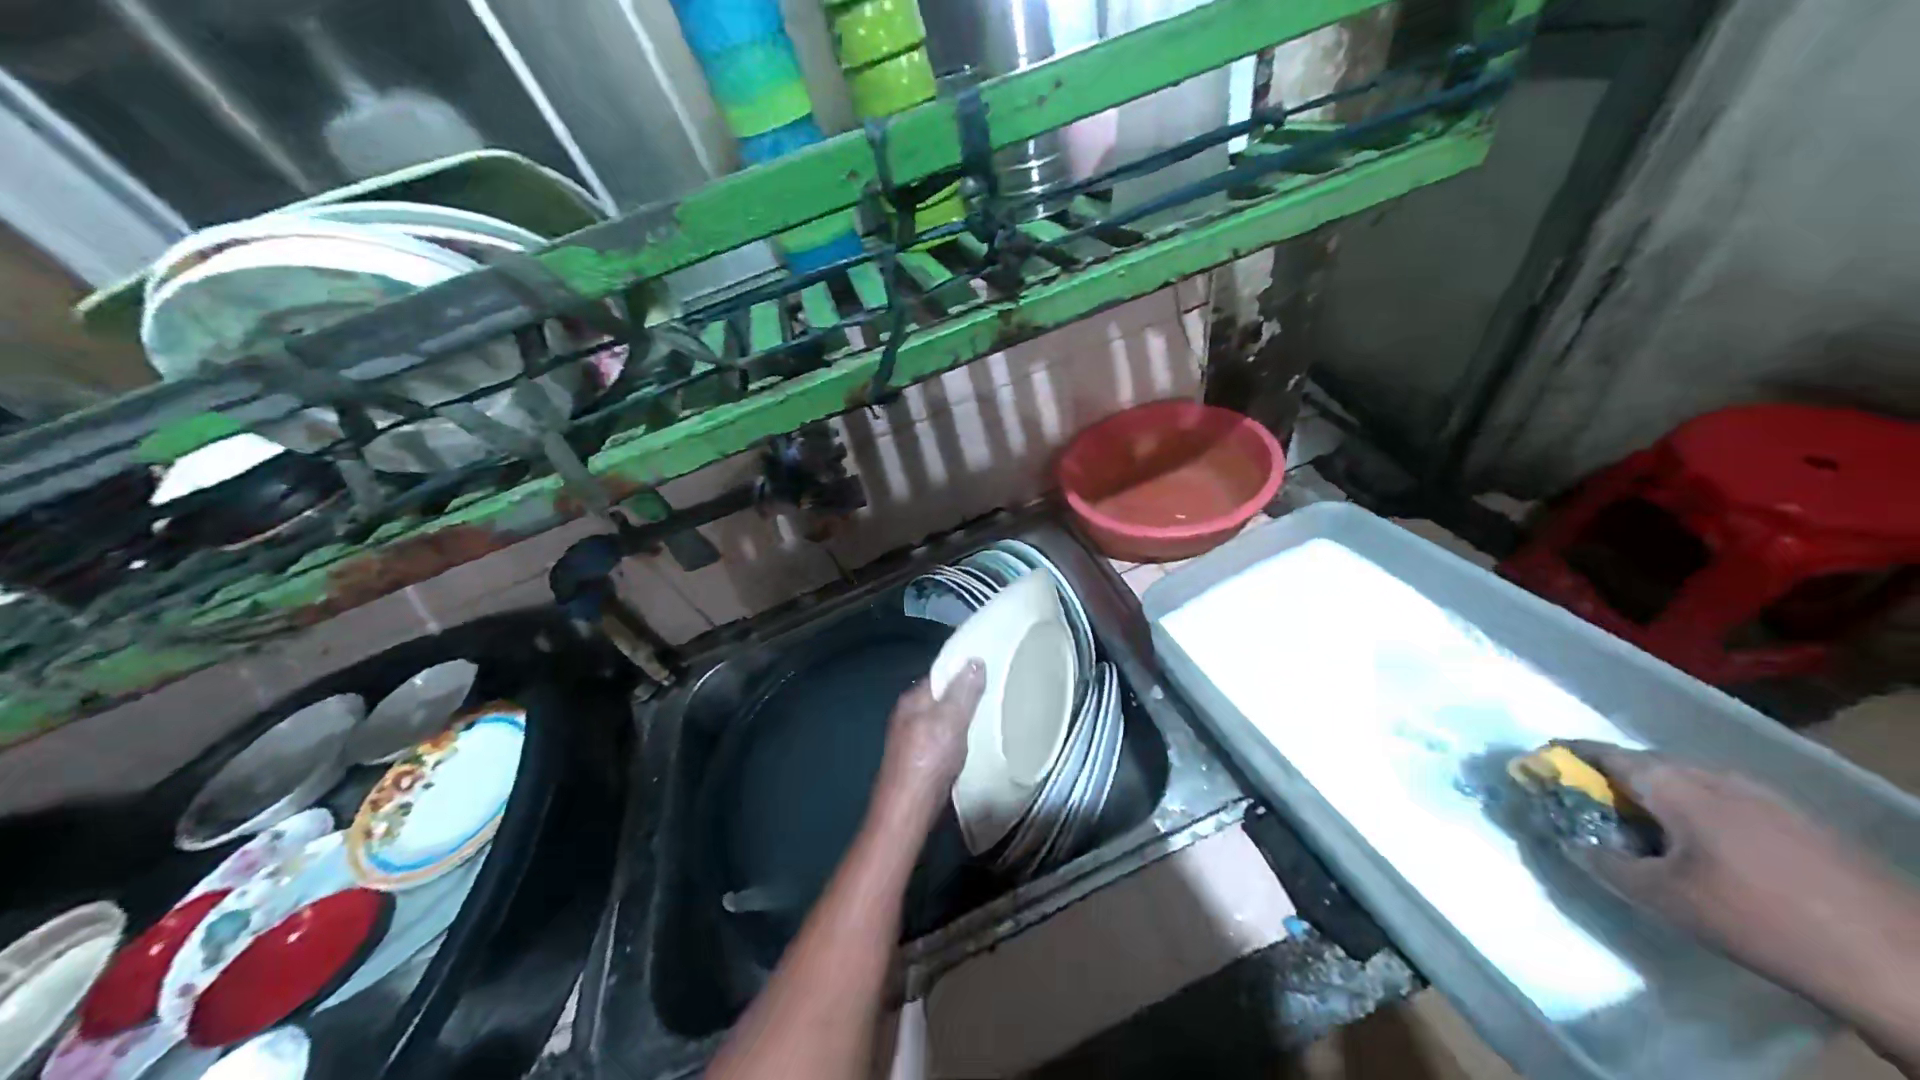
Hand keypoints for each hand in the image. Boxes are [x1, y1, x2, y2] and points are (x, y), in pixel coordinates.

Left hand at [871, 661, 986, 827]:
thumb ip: (963, 691)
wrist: (908, 808)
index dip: (961, 671)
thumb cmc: (929, 758)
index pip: (939, 675)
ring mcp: (910, 739)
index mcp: (912, 699)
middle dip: (963, 696)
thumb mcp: (951, 719)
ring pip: (941, 720)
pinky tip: (971, 744)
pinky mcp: (918, 760)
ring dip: (960, 719)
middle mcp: (907, 715)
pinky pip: (941, 740)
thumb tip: (975, 661)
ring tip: (987, 717)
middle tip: (992, 694)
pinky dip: (956, 738)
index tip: (987, 669)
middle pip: (940, 698)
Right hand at [1562, 741, 1919, 1065]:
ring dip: (1650, 795)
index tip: (1535, 764)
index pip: (1601, 752)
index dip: (1562, 755)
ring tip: (1638, 830)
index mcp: (1674, 783)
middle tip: (1585, 806)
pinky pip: (1721, 798)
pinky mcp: (1797, 818)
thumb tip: (1571, 840)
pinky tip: (1698, 846)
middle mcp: (1714, 774)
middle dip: (1606, 779)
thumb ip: (1603, 860)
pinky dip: (1690, 810)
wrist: (1898, 959)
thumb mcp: (1661, 896)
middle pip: (1642, 763)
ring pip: (1685, 780)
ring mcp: (1763, 794)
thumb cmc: (1757, 918)